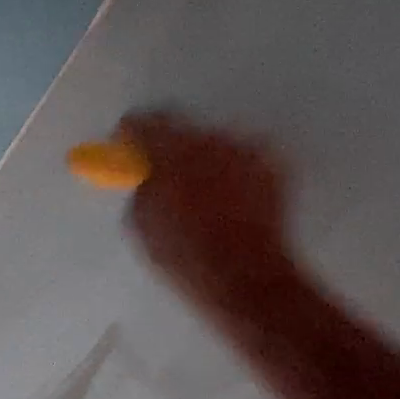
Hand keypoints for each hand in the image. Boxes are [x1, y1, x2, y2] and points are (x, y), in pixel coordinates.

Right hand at [120, 111, 295, 308]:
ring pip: (215, 143)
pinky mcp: (273, 164)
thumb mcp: (140, 222)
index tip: (126, 147)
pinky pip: (243, 159)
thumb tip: (147, 175)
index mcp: (168, 150)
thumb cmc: (183, 256)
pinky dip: (234, 172)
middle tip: (167, 178)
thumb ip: (141, 187)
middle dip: (172, 149)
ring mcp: (245, 148)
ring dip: (205, 160)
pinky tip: (231, 201)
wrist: (245, 277)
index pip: (142, 121)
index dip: (130, 134)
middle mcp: (208, 137)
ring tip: (203, 195)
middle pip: (182, 130)